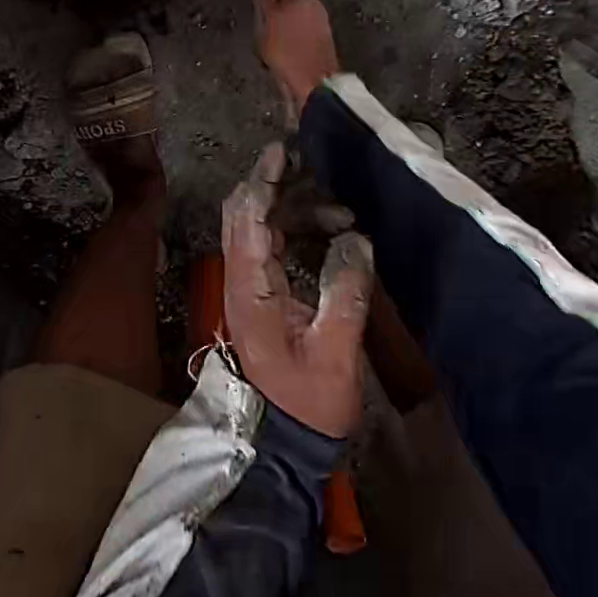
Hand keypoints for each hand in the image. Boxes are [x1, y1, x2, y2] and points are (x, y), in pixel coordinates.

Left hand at [221, 143, 373, 437]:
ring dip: (294, 210)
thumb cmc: (308, 404)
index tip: (282, 152)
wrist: (282, 444)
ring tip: (341, 213)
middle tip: (308, 165)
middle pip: (243, 215)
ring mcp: (248, 288)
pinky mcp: (261, 296)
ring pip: (259, 227)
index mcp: (250, 291)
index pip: (248, 222)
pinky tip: (329, 230)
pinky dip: (296, 229)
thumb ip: (346, 292)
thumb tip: (356, 239)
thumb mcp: (335, 352)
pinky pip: (271, 246)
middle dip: (273, 184)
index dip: (263, 183)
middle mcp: (241, 282)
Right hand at [252, 0, 340, 125]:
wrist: (312, 83)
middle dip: (276, 14)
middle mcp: (317, 6)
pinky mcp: (321, 46)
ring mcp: (321, 27)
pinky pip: (300, 40)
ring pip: (294, 23)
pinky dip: (290, 46)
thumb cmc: (286, 48)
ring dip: (282, 32)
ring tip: (270, 48)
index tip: (259, 8)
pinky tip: (282, 58)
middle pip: (290, 3)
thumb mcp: (267, 16)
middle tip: (263, 29)